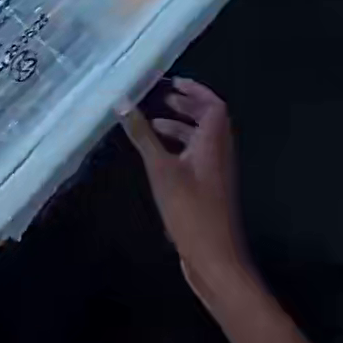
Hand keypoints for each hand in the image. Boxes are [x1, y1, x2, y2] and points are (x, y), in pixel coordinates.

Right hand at [119, 78, 251, 296]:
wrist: (215, 261)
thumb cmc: (190, 210)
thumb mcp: (160, 169)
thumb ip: (142, 134)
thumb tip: (123, 102)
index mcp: (213, 145)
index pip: (214, 106)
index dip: (196, 91)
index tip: (171, 82)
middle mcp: (219, 155)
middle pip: (210, 120)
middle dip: (186, 105)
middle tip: (160, 97)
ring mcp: (215, 174)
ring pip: (202, 139)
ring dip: (180, 126)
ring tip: (151, 123)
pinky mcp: (207, 190)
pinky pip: (196, 156)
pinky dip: (178, 147)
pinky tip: (155, 155)